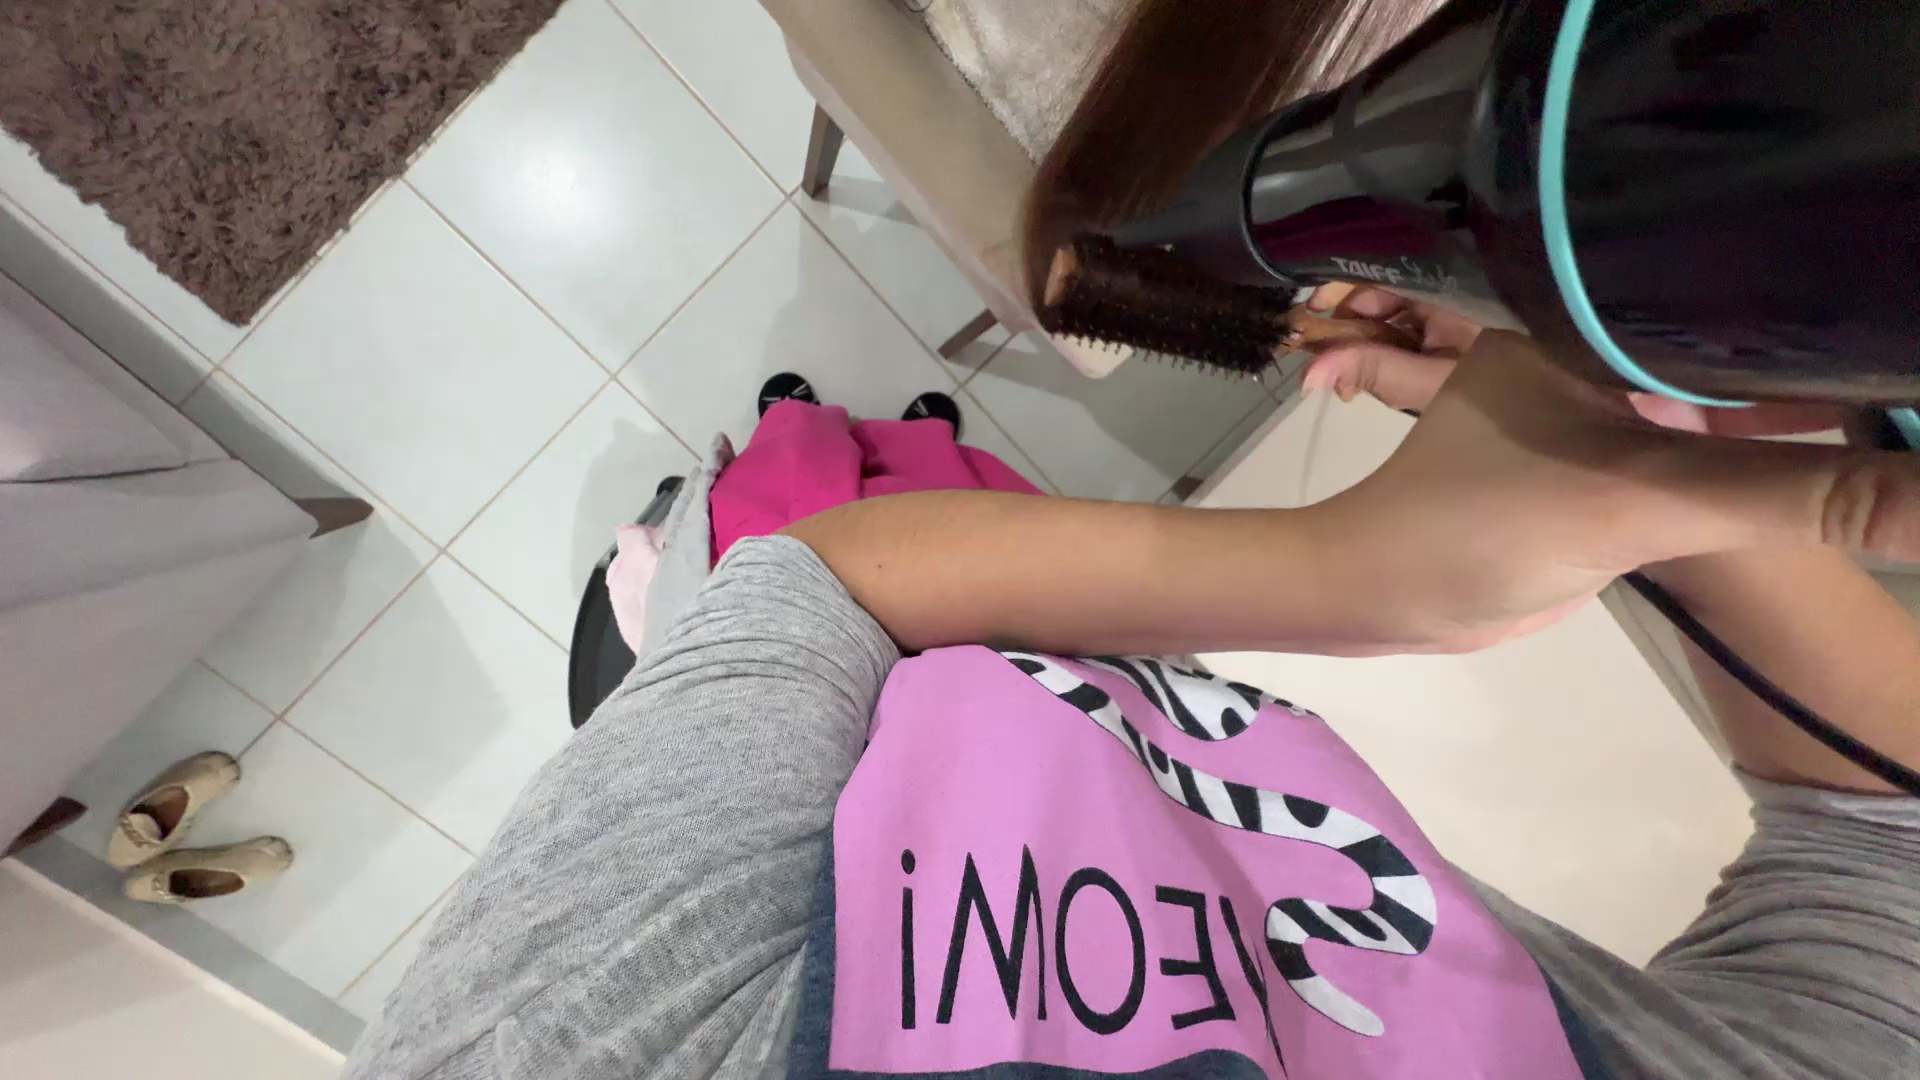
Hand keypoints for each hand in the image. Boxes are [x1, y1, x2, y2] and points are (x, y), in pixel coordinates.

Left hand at [1295, 286, 1919, 650]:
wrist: (1394, 596)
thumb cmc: (1474, 528)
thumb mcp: (1638, 500)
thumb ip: (1808, 496)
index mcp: (1565, 319)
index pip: (1710, 263)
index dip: (1821, 255)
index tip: (1910, 244)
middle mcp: (1582, 350)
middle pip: (1727, 326)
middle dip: (1827, 328)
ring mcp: (1596, 407)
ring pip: (1724, 388)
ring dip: (1813, 391)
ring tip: (1919, 364)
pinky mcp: (1606, 462)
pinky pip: (1710, 443)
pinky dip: (1776, 445)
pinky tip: (1871, 435)